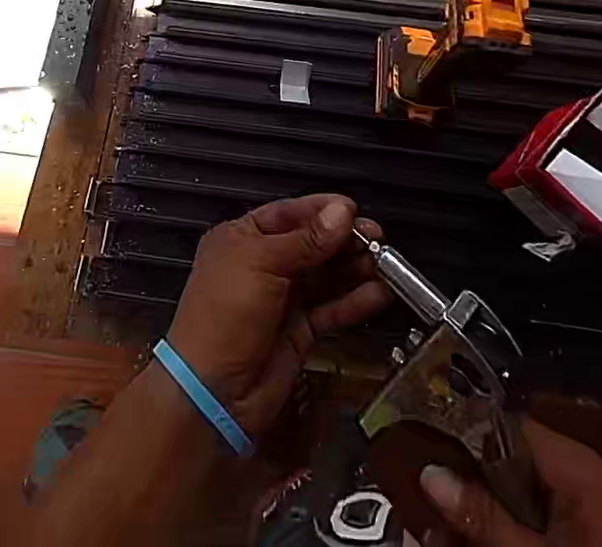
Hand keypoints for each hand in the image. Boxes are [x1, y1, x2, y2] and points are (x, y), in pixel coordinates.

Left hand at [165, 194, 391, 438]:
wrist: (214, 391)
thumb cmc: (223, 315)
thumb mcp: (261, 264)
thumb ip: (306, 240)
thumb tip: (342, 212)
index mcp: (241, 238)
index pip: (286, 214)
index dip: (320, 211)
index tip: (353, 210)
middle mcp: (261, 264)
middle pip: (310, 244)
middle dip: (343, 240)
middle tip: (378, 239)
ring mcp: (281, 298)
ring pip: (325, 276)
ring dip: (354, 269)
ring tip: (387, 263)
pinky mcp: (299, 330)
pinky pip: (331, 308)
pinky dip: (355, 301)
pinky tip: (379, 293)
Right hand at [420, 420, 601, 546]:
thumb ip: (482, 513)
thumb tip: (431, 475)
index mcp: (577, 464)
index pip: (502, 420)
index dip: (460, 430)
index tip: (426, 444)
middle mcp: (584, 477)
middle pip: (505, 458)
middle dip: (467, 480)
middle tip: (433, 498)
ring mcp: (591, 510)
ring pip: (517, 491)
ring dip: (483, 507)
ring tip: (450, 528)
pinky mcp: (591, 535)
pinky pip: (537, 516)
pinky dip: (509, 525)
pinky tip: (480, 538)